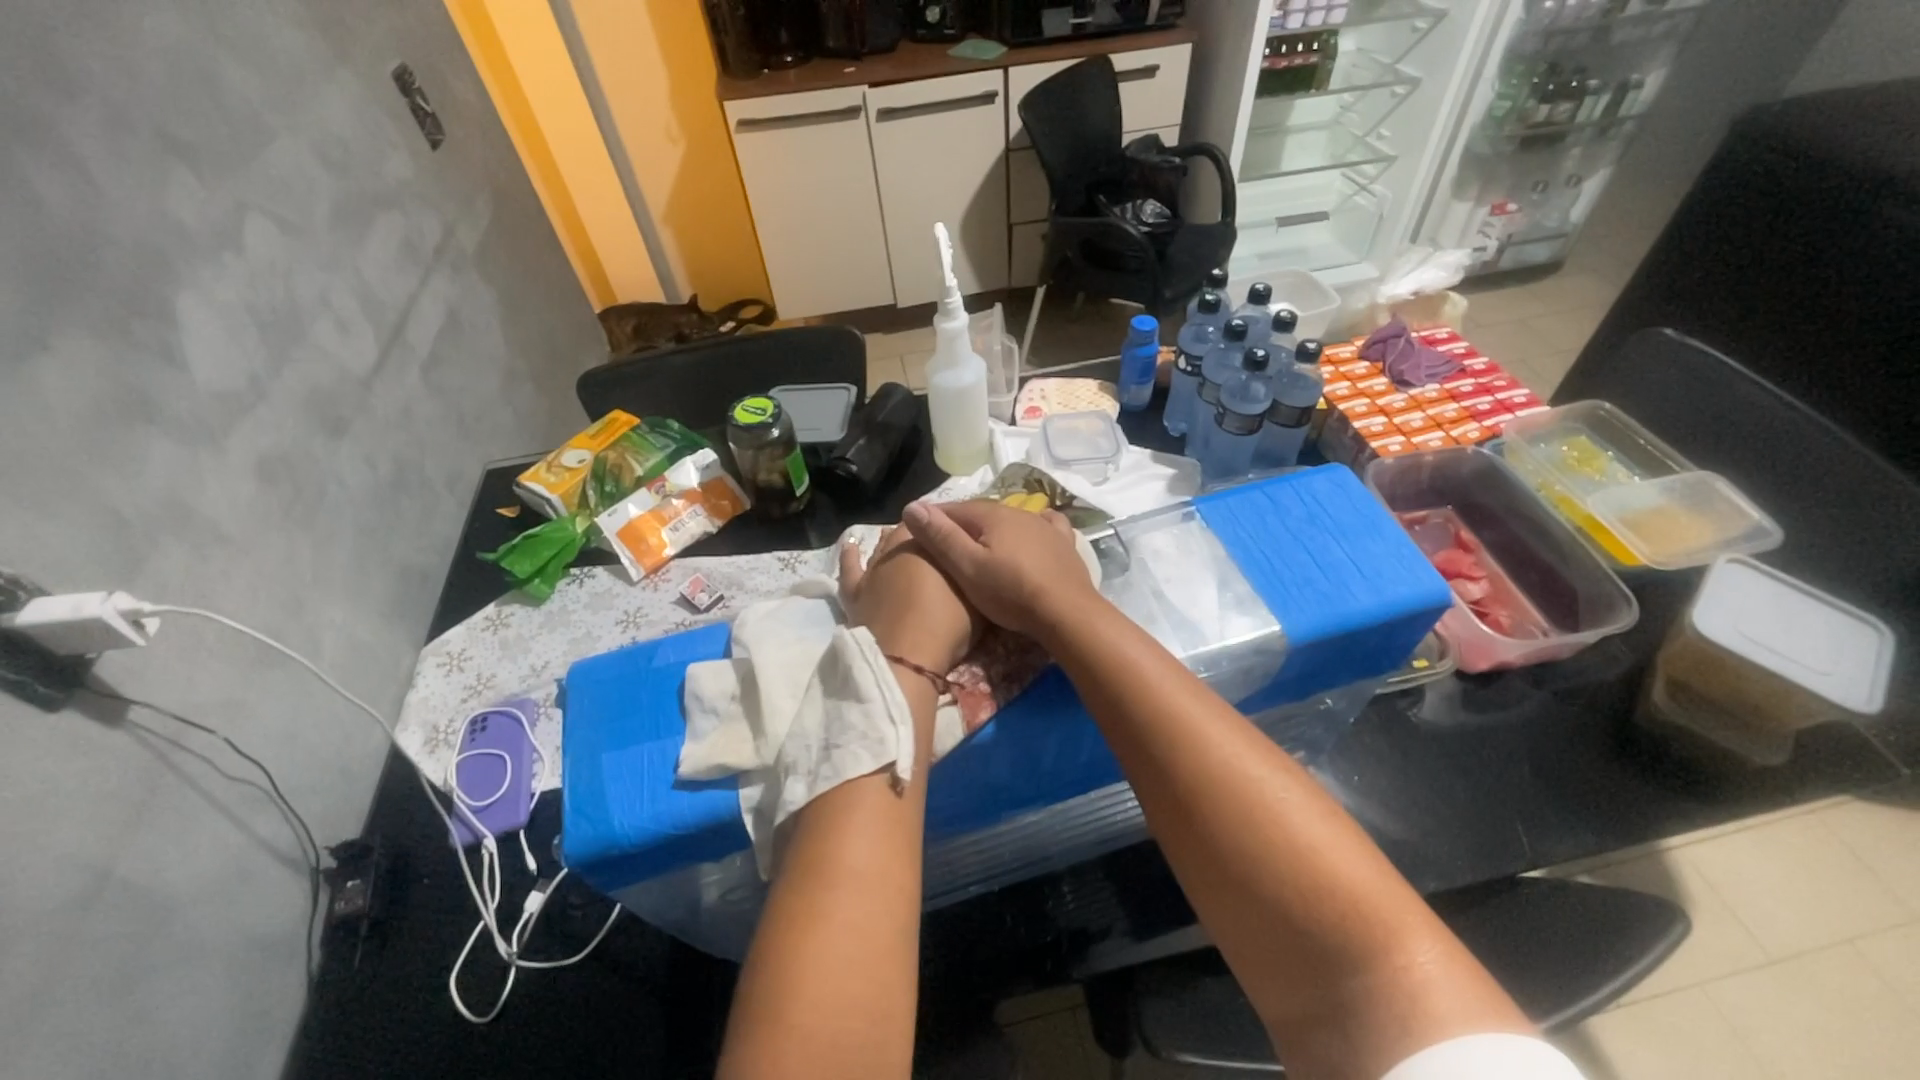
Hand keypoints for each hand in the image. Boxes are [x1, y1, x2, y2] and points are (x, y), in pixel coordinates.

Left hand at [838, 526, 976, 674]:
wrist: (906, 657)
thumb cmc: (946, 625)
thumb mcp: (975, 600)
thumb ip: (971, 576)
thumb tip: (970, 564)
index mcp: (928, 545)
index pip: (935, 525)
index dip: (943, 527)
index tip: (951, 532)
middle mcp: (899, 550)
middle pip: (906, 534)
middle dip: (917, 534)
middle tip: (928, 539)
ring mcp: (874, 570)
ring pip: (881, 548)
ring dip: (888, 542)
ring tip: (893, 536)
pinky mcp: (854, 591)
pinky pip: (849, 567)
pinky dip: (849, 555)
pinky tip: (851, 546)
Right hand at [899, 499, 1101, 641]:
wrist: (1066, 612)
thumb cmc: (1011, 593)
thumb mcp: (967, 567)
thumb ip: (940, 537)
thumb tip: (911, 506)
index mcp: (992, 515)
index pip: (953, 509)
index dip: (933, 519)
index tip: (919, 534)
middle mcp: (1019, 512)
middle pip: (981, 513)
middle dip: (962, 525)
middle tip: (945, 546)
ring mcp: (1044, 526)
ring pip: (1010, 520)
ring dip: (992, 528)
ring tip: (982, 547)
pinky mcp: (1063, 543)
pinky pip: (1044, 525)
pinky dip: (1031, 527)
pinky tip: (1033, 530)